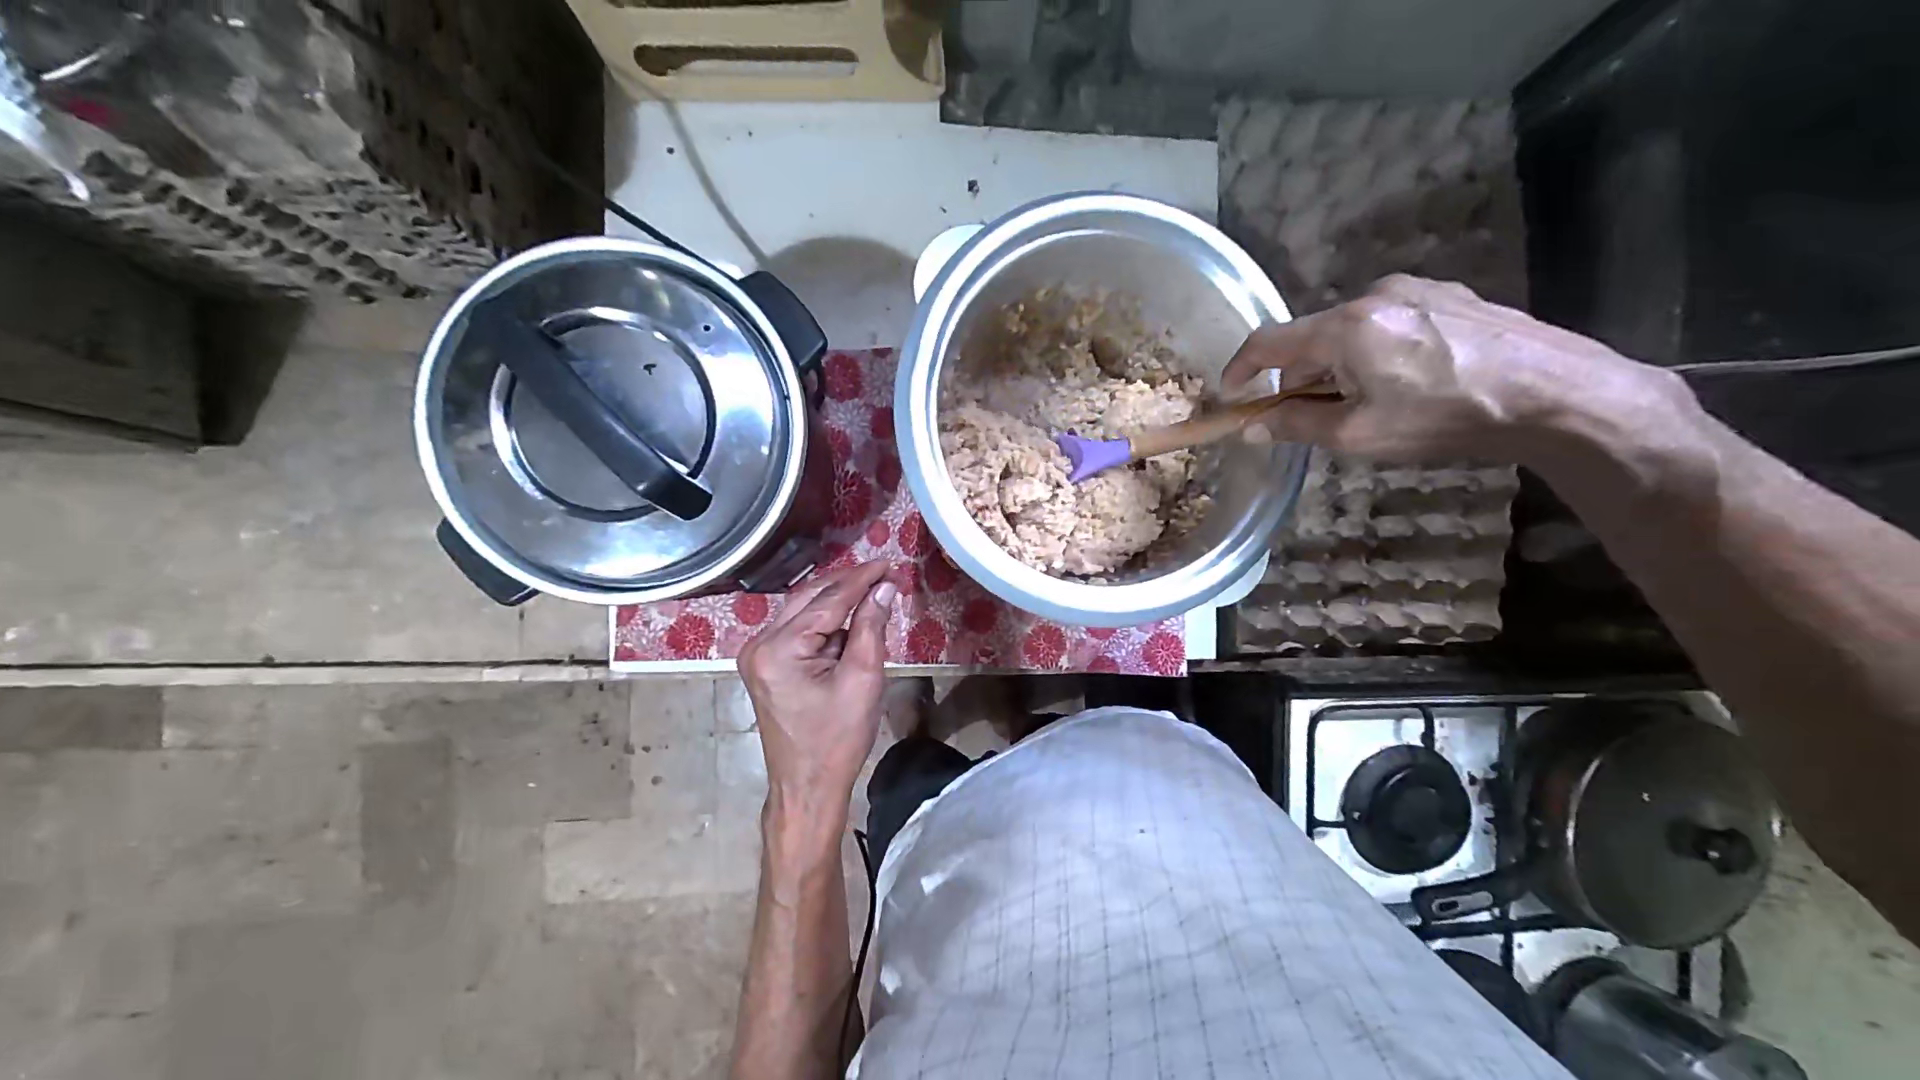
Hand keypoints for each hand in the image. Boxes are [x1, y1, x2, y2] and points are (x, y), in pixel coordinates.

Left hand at [738, 561, 898, 825]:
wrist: (807, 786)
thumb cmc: (837, 740)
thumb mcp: (862, 680)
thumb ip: (871, 627)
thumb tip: (884, 588)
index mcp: (779, 649)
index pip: (827, 600)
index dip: (862, 579)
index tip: (890, 564)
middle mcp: (760, 644)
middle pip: (809, 597)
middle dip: (848, 583)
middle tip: (884, 574)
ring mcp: (758, 654)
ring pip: (802, 610)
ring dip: (836, 600)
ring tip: (873, 590)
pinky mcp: (766, 664)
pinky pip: (798, 629)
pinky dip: (825, 621)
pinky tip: (851, 617)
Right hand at [1224, 274, 1687, 462]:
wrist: (1557, 395)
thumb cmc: (1445, 417)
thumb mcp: (1358, 434)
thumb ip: (1296, 425)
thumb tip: (1250, 429)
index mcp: (1345, 326)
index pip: (1269, 341)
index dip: (1240, 368)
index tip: (1229, 394)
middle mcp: (1375, 295)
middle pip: (1311, 336)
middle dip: (1299, 375)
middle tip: (1307, 415)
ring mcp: (1418, 290)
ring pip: (1350, 329)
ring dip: (1338, 364)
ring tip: (1365, 402)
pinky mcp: (1451, 295)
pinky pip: (1388, 322)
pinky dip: (1374, 350)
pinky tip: (1405, 381)